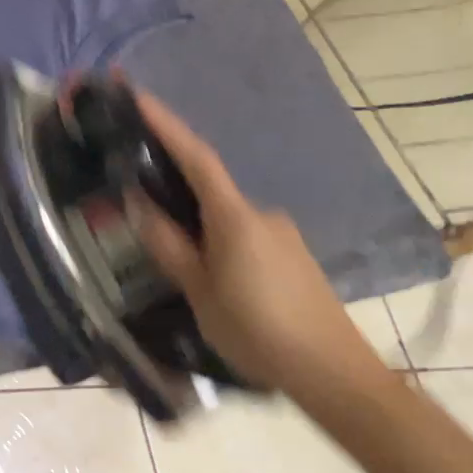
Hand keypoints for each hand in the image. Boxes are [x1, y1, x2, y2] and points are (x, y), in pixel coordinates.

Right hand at [128, 91, 384, 395]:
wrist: (339, 378)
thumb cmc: (259, 328)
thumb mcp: (198, 289)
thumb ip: (166, 243)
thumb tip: (137, 201)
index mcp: (233, 215)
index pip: (194, 155)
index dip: (164, 122)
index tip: (134, 94)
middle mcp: (259, 214)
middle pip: (206, 185)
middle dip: (169, 180)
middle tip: (133, 185)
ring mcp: (280, 235)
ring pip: (222, 215)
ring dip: (193, 219)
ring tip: (165, 244)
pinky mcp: (289, 259)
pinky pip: (239, 234)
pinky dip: (213, 237)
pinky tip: (203, 268)